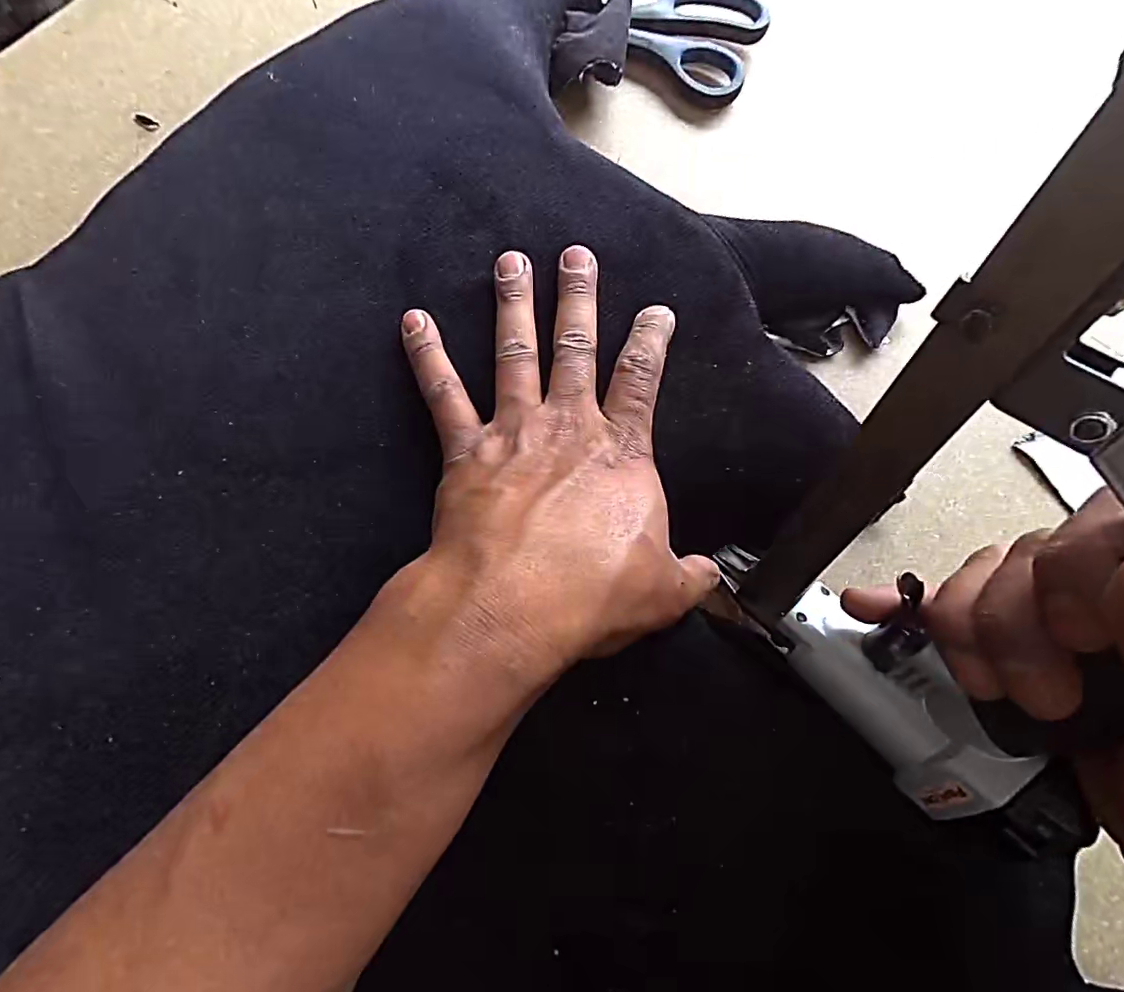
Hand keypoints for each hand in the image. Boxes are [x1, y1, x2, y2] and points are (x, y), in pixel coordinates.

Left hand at [393, 246, 718, 677]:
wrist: (513, 604)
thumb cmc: (589, 593)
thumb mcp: (661, 591)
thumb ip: (689, 576)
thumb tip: (709, 576)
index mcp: (621, 454)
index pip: (642, 381)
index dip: (651, 342)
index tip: (656, 312)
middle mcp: (568, 429)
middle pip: (576, 348)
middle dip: (578, 298)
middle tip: (576, 256)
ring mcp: (514, 433)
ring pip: (516, 353)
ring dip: (513, 304)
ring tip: (510, 262)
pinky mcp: (465, 452)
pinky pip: (443, 393)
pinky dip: (427, 355)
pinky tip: (415, 321)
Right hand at [842, 492, 1123, 942]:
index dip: (1094, 562)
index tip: (1091, 641)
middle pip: (1052, 545)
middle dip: (1025, 619)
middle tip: (1053, 694)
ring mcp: (1091, 611)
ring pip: (995, 572)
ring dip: (975, 631)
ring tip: (1010, 698)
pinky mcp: (1032, 641)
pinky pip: (960, 601)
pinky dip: (916, 609)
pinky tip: (874, 610)